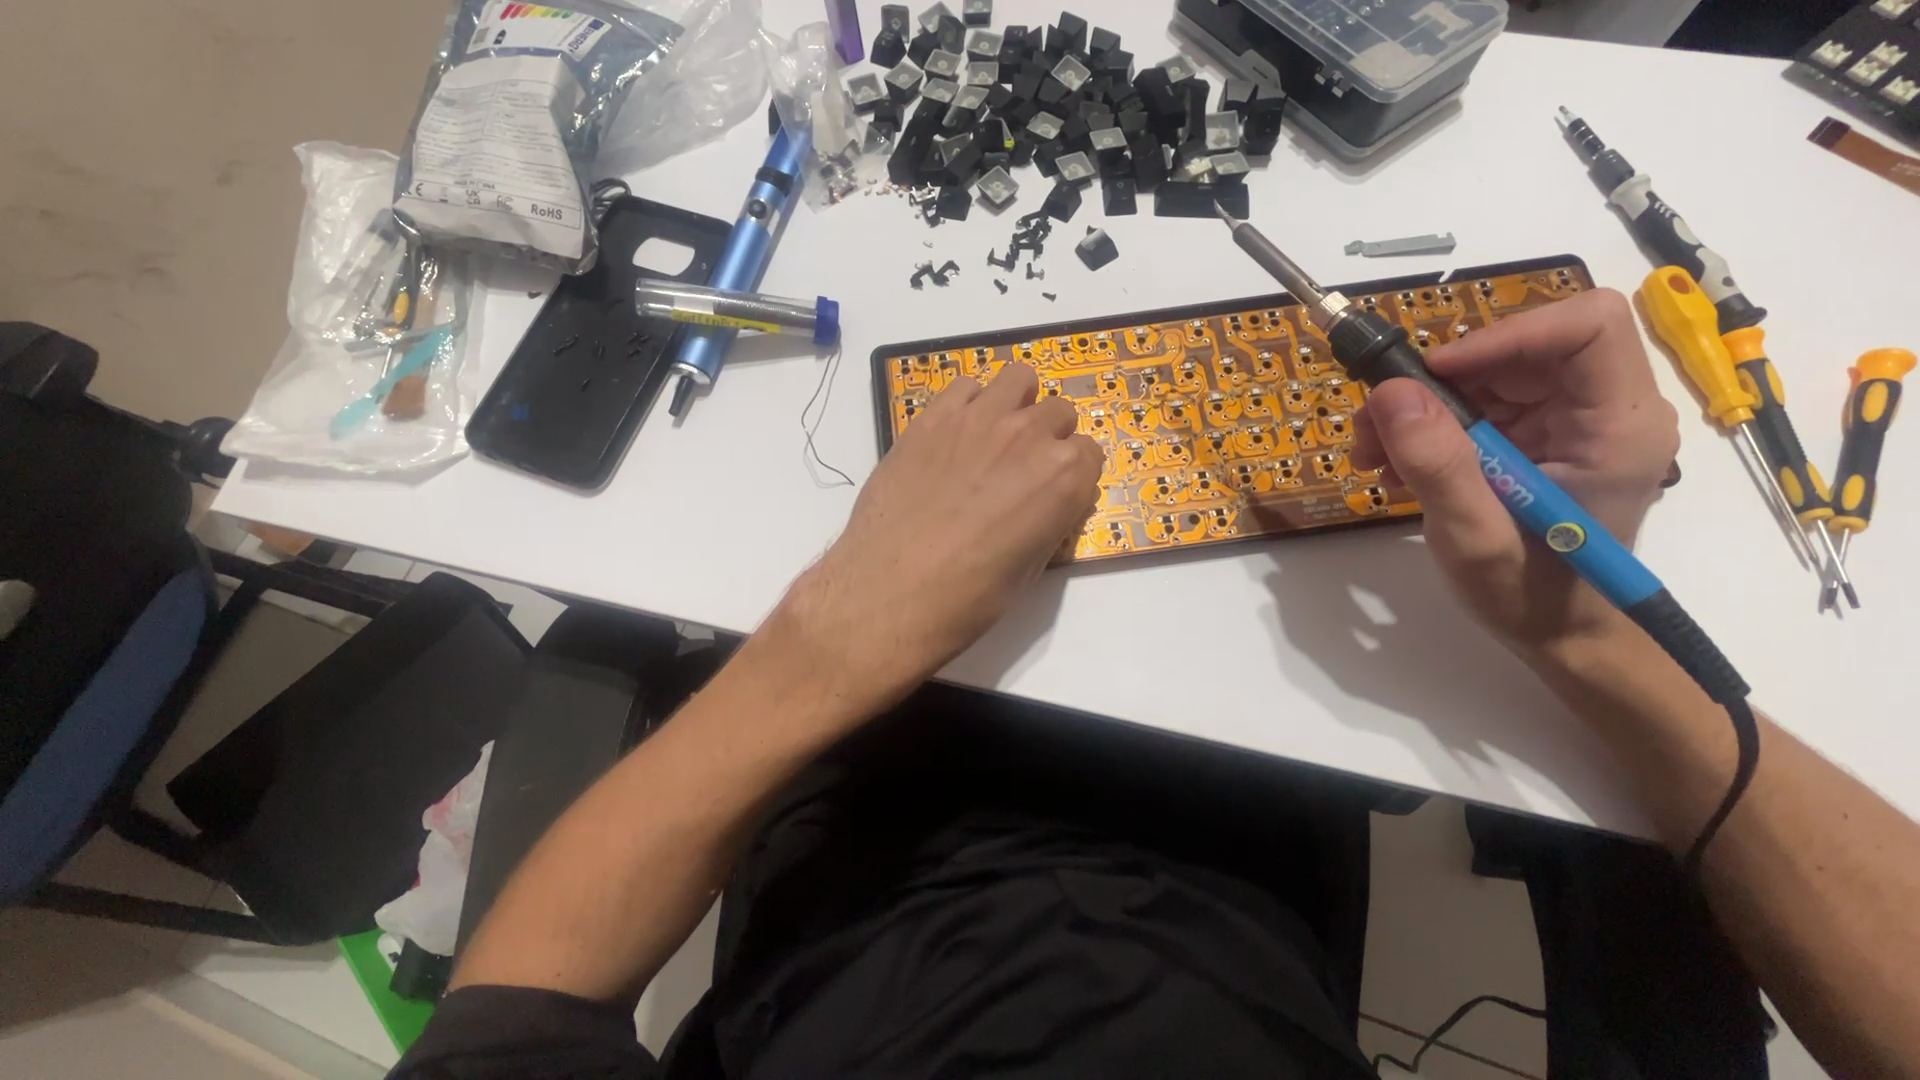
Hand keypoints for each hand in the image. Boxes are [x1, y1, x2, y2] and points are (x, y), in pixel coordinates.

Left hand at [779, 362, 1103, 711]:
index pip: (1090, 453)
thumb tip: (1046, 506)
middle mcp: (1030, 436)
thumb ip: (1048, 521)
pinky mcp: (933, 417)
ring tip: (996, 435)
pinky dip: (970, 402)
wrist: (893, 590)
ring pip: (1018, 380)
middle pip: (1058, 412)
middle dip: (1049, 437)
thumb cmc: (969, 596)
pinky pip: (965, 386)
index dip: (1073, 474)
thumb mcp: (1031, 568)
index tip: (1055, 492)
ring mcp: (979, 419)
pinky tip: (956, 435)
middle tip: (1021, 469)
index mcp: (1066, 477)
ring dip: (1017, 402)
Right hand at [1351, 287, 1678, 649]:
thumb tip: (1391, 392)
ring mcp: (1572, 422)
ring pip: (1492, 372)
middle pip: (1524, 348)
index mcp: (1618, 427)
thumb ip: (1438, 464)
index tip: (1433, 375)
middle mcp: (1605, 411)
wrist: (1556, 632)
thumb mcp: (1473, 536)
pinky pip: (1481, 403)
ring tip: (1375, 452)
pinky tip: (1397, 463)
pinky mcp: (1541, 436)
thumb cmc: (1528, 593)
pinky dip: (1430, 425)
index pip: (1586, 328)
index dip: (1504, 336)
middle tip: (1377, 424)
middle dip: (1442, 379)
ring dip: (1423, 405)